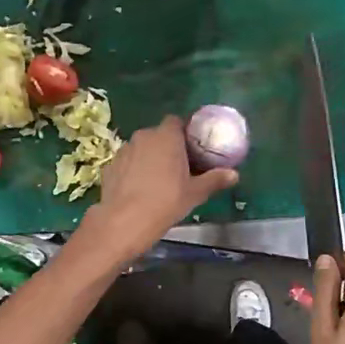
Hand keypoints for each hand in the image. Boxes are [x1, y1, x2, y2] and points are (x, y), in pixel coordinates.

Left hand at [80, 116, 237, 257]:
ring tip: (159, 180)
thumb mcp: (195, 193)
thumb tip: (234, 174)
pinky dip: (134, 170)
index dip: (185, 132)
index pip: (176, 121)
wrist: (123, 222)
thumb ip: (214, 179)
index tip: (193, 149)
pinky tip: (139, 189)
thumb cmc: (165, 202)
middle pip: (159, 135)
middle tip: (180, 167)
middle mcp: (143, 136)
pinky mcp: (110, 165)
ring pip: (142, 148)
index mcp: (166, 136)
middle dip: (169, 146)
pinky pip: (128, 162)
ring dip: (150, 157)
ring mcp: (124, 150)